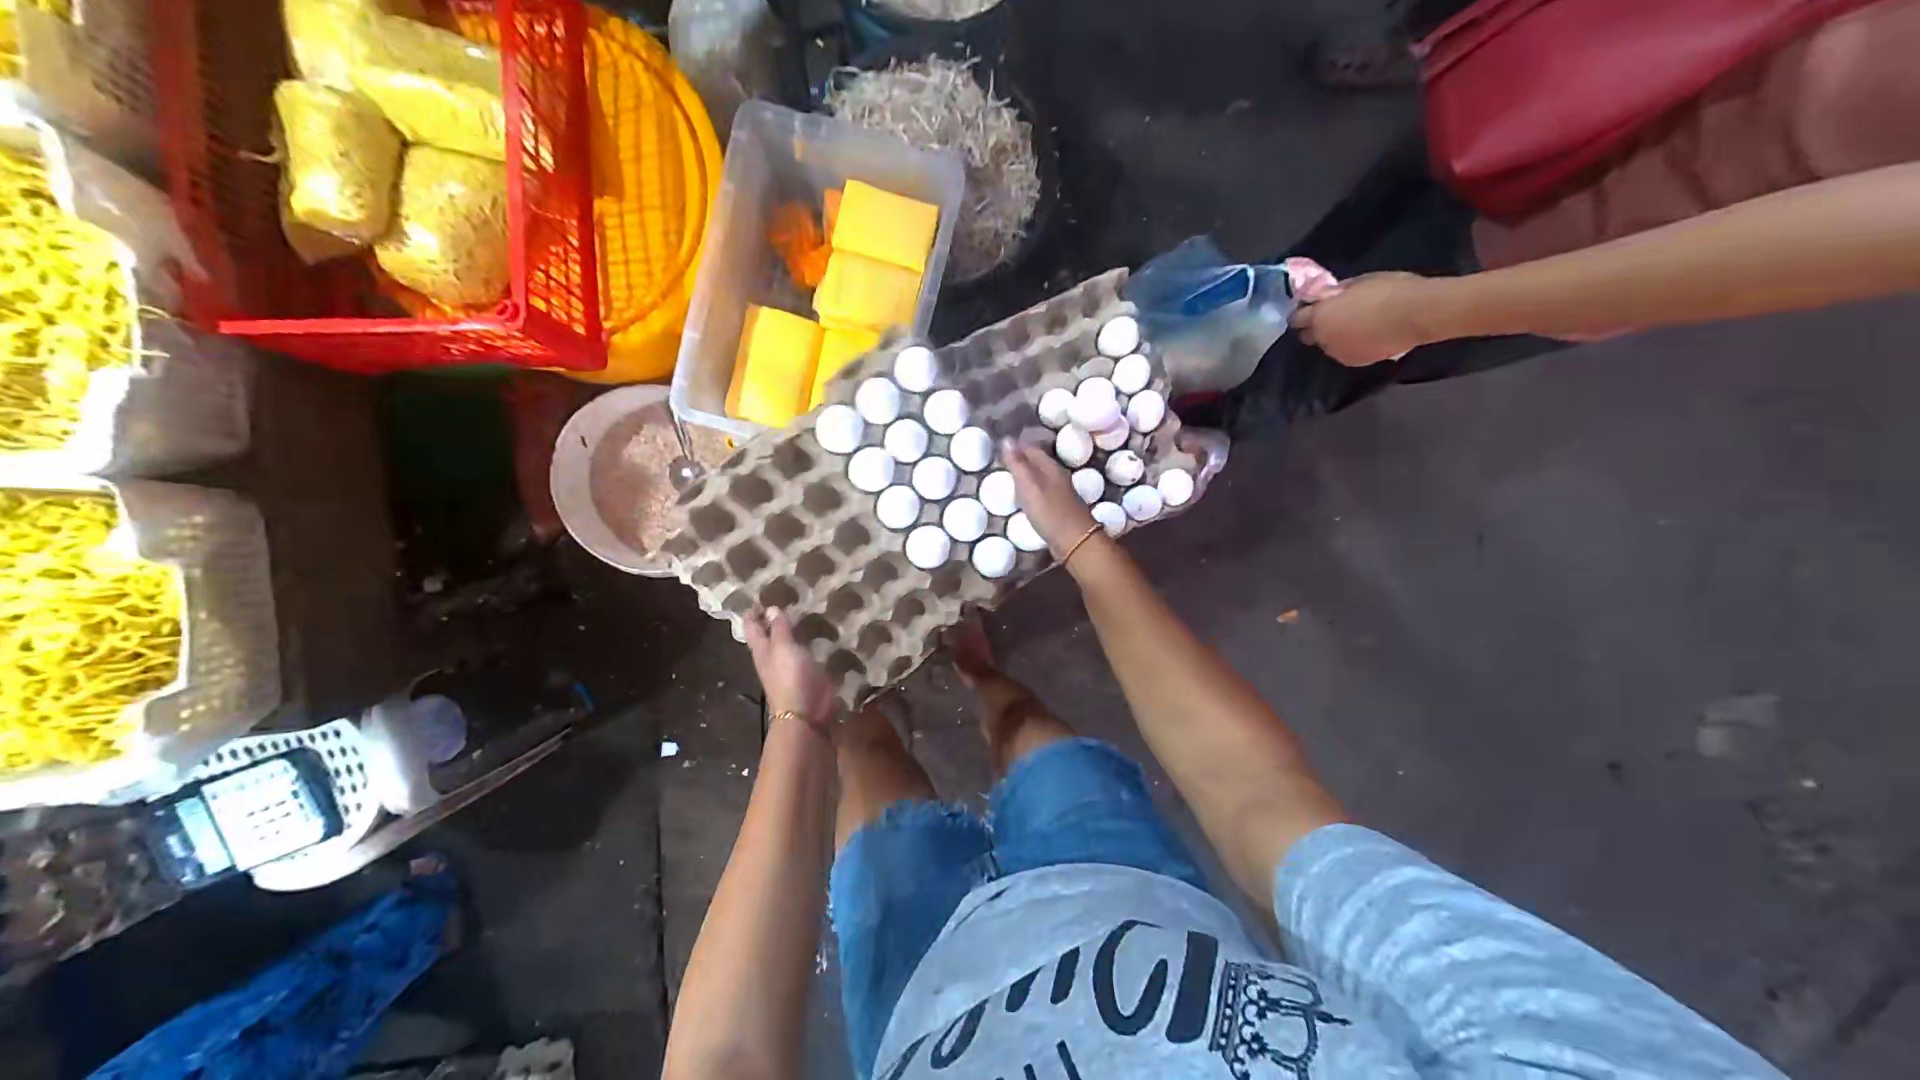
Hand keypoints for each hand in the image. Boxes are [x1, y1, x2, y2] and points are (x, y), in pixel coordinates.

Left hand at [743, 607, 835, 724]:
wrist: (806, 712)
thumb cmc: (790, 677)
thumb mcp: (783, 648)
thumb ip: (779, 628)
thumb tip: (771, 608)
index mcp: (762, 649)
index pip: (752, 627)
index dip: (754, 612)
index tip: (760, 595)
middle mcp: (773, 656)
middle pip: (768, 634)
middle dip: (772, 618)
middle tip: (784, 597)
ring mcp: (790, 665)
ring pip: (787, 642)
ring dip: (792, 628)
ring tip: (803, 609)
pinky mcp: (807, 671)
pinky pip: (805, 651)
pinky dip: (808, 640)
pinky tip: (819, 631)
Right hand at [1000, 438, 1096, 556]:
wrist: (1074, 540)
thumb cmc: (1049, 511)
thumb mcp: (1028, 484)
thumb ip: (1017, 463)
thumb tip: (1006, 438)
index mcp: (1050, 466)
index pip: (1030, 447)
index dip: (1015, 446)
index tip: (998, 449)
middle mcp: (1057, 475)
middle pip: (1036, 460)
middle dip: (1020, 459)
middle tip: (1000, 463)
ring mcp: (1060, 491)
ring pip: (1039, 476)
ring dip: (1025, 475)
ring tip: (1008, 478)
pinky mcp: (1059, 507)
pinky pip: (1041, 491)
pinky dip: (1030, 490)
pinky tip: (1023, 497)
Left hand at [1290, 271, 1435, 366]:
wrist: (1418, 314)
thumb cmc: (1389, 290)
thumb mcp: (1359, 282)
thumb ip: (1336, 292)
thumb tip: (1326, 295)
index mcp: (1321, 316)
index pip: (1297, 318)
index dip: (1303, 312)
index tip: (1311, 306)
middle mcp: (1323, 338)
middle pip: (1308, 335)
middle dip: (1314, 327)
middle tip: (1329, 317)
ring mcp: (1338, 353)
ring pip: (1326, 345)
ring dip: (1332, 337)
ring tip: (1350, 327)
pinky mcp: (1354, 362)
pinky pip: (1343, 353)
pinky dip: (1348, 345)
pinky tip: (1362, 337)